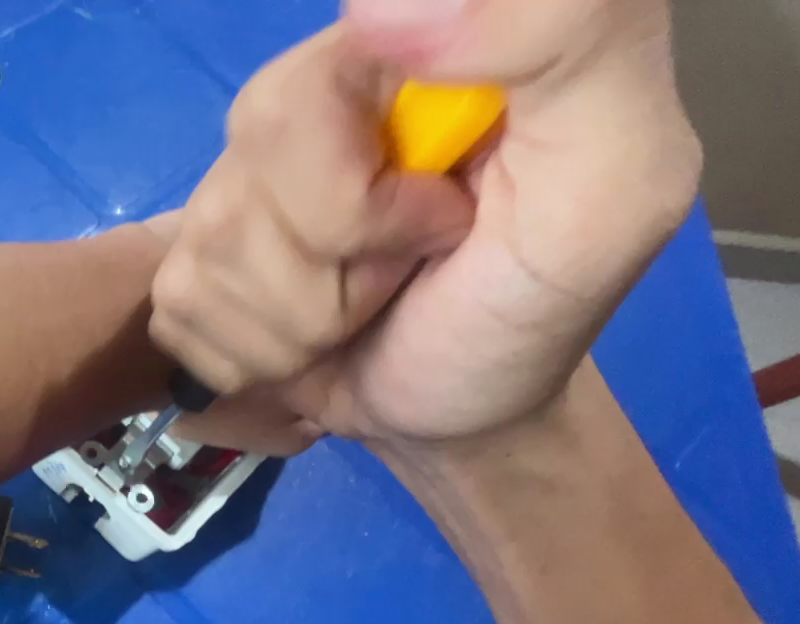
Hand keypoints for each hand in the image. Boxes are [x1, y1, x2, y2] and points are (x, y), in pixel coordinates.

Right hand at [150, 0, 701, 450]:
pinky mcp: (182, 278)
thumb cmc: (529, 307)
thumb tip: (373, 0)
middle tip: (404, 269)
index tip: (441, 223)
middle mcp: (281, 118)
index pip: (287, 113)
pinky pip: (182, 323)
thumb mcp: (616, 176)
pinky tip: (308, 342)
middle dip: (332, 276)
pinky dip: (257, 359)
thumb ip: (565, 38)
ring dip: (301, 327)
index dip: (352, 202)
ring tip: (362, 311)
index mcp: (377, 62)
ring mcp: (217, 203)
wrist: (458, 408)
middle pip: (236, 204)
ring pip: (206, 275)